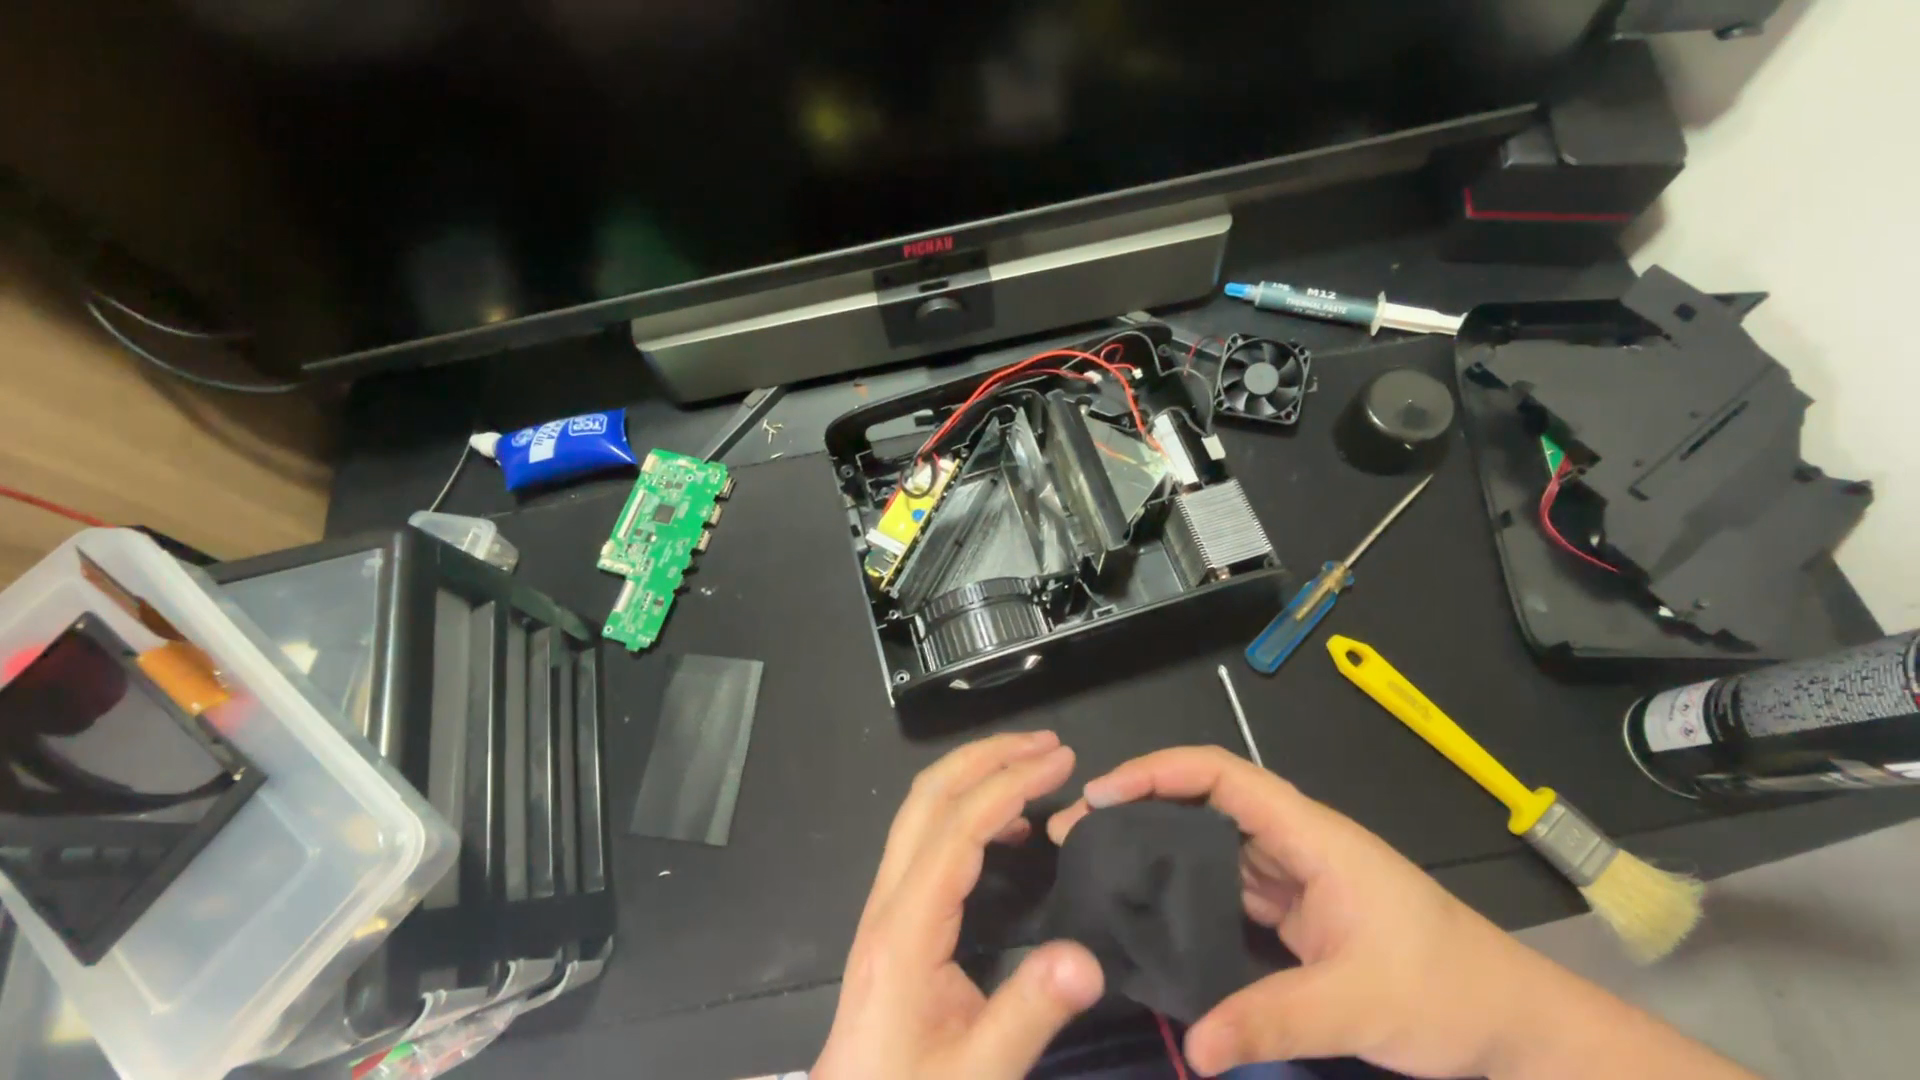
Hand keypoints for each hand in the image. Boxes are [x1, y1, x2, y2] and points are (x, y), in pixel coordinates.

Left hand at [813, 732, 1104, 1079]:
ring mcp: (885, 904)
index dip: (1011, 783)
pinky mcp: (892, 916)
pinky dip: (966, 810)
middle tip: (1048, 743)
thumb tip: (1088, 957)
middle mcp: (889, 899)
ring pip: (921, 811)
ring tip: (1033, 766)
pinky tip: (1007, 829)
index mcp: (908, 927)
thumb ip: (1032, 1013)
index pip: (959, 828)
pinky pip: (925, 838)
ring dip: (974, 775)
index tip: (1061, 760)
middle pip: (929, 797)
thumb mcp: (979, 1071)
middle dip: (988, 756)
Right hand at [1047, 746, 1573, 1078]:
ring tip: (1097, 869)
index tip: (1102, 794)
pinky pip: (1223, 891)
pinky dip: (1181, 894)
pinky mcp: (1292, 914)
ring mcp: (1291, 879)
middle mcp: (1293, 844)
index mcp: (1310, 835)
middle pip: (1203, 803)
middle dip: (1137, 806)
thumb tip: (1193, 1047)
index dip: (1157, 772)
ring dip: (1154, 849)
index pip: (1221, 776)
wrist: (1516, 1027)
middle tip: (1076, 836)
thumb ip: (1273, 1019)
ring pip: (1208, 847)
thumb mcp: (1361, 1005)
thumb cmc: (1449, 992)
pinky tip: (1149, 915)